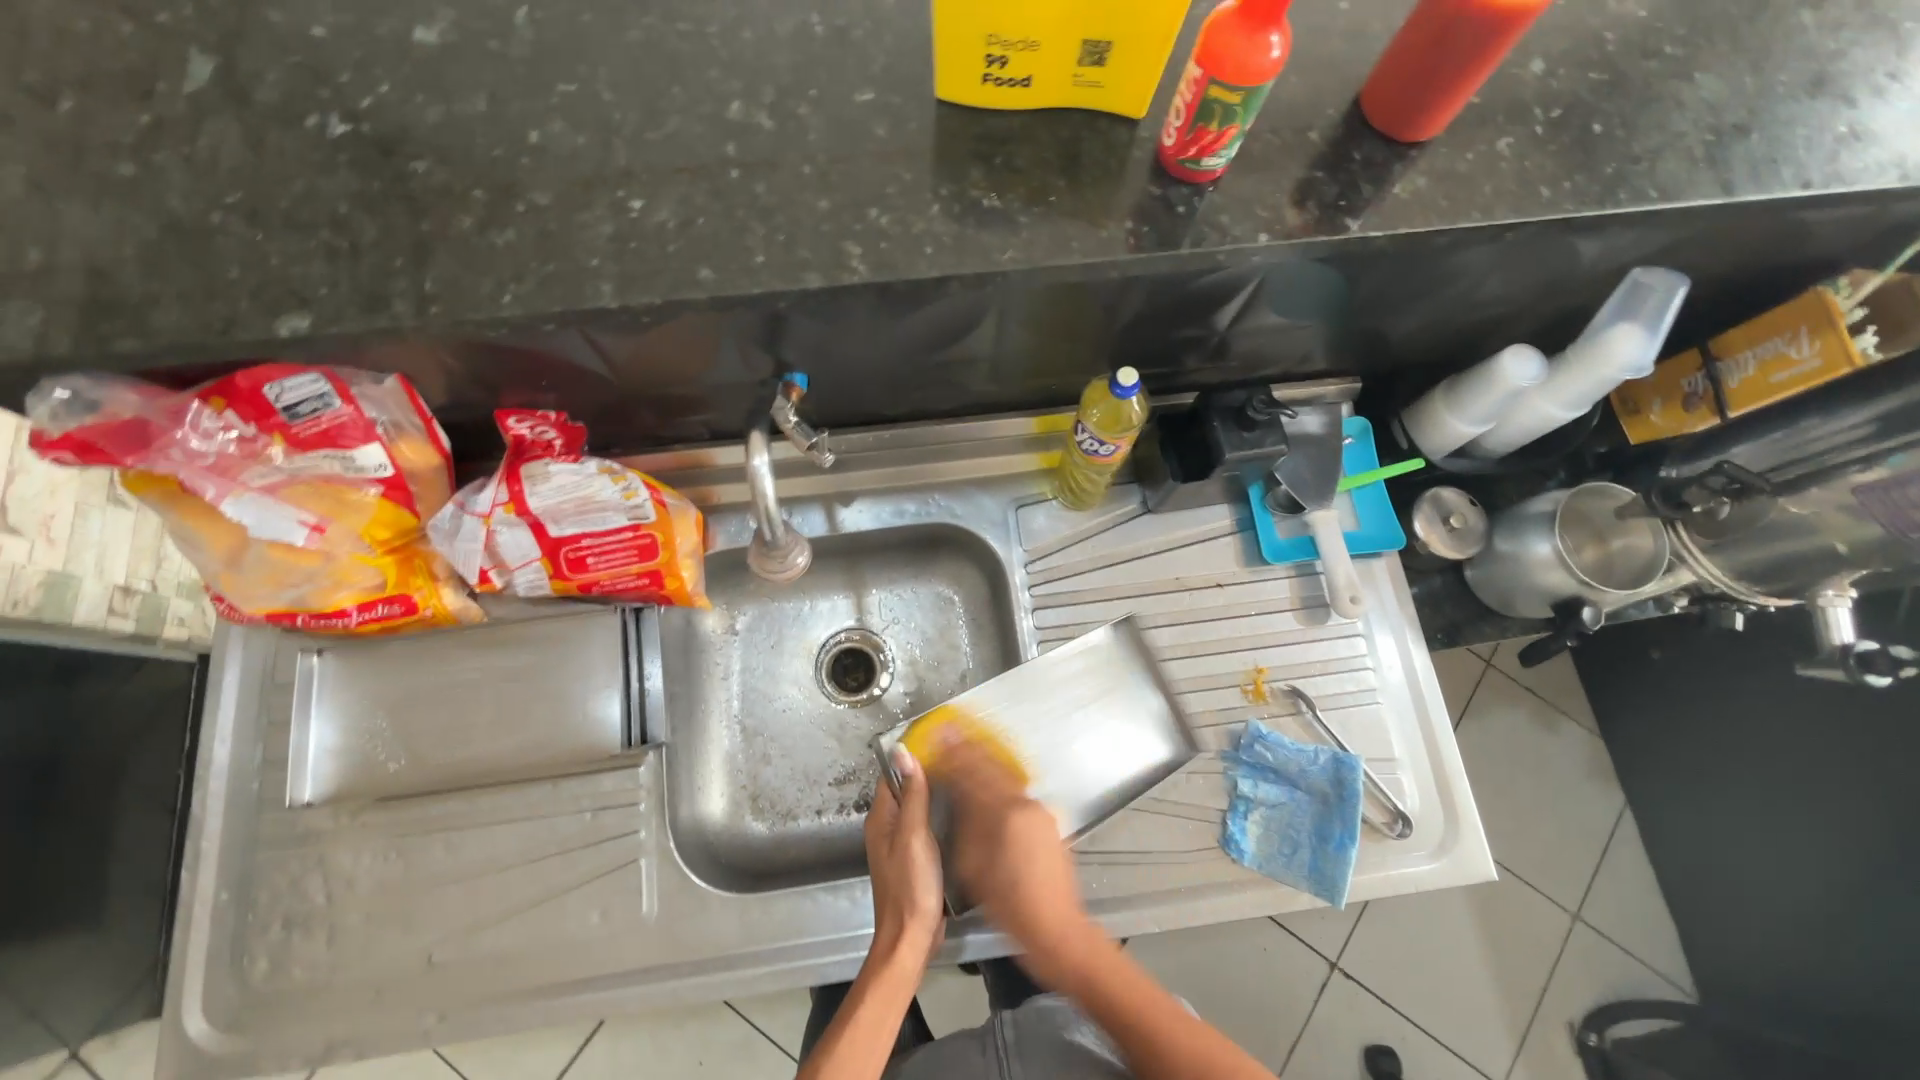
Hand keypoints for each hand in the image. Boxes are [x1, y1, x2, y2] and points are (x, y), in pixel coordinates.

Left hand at [864, 746, 944, 966]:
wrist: (913, 938)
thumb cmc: (911, 886)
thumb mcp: (913, 835)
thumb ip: (911, 795)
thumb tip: (903, 752)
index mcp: (881, 819)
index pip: (891, 775)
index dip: (911, 757)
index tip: (939, 741)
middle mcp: (887, 828)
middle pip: (906, 790)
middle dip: (928, 774)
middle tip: (960, 759)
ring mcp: (902, 845)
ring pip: (918, 809)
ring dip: (937, 795)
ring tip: (965, 780)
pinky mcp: (916, 860)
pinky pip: (927, 828)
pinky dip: (941, 817)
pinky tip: (962, 814)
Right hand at [928, 736, 1108, 989]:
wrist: (1057, 930)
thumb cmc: (1010, 907)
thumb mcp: (974, 869)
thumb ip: (964, 828)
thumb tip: (955, 801)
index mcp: (1003, 814)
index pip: (970, 774)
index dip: (951, 755)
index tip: (936, 739)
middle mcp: (1024, 805)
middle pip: (991, 767)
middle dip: (968, 749)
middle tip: (950, 731)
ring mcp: (1040, 813)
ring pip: (1006, 778)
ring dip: (985, 761)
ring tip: (968, 746)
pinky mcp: (1048, 824)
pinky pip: (1017, 793)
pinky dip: (1000, 781)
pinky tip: (989, 780)